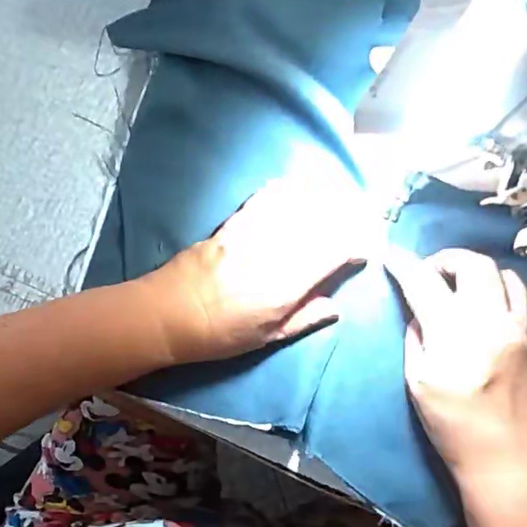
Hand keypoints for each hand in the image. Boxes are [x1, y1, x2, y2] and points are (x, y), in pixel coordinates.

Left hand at [142, 173, 371, 363]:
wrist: (165, 315)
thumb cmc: (215, 336)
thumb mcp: (263, 338)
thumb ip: (302, 319)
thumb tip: (333, 306)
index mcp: (285, 285)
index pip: (334, 250)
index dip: (355, 246)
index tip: (360, 252)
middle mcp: (271, 253)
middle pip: (319, 222)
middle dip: (344, 218)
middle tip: (357, 220)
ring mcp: (248, 235)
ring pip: (293, 207)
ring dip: (317, 200)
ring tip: (332, 202)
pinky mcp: (228, 227)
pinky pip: (261, 201)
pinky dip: (281, 193)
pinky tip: (291, 188)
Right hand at [384, 247, 526, 484]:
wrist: (514, 460)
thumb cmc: (455, 427)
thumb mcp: (418, 384)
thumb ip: (417, 342)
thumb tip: (420, 317)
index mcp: (455, 333)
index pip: (425, 282)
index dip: (403, 264)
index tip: (390, 255)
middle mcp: (494, 320)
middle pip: (475, 264)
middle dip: (447, 259)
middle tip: (431, 270)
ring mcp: (525, 329)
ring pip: (507, 277)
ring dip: (479, 273)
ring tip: (462, 287)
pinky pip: (522, 303)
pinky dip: (500, 297)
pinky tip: (488, 316)